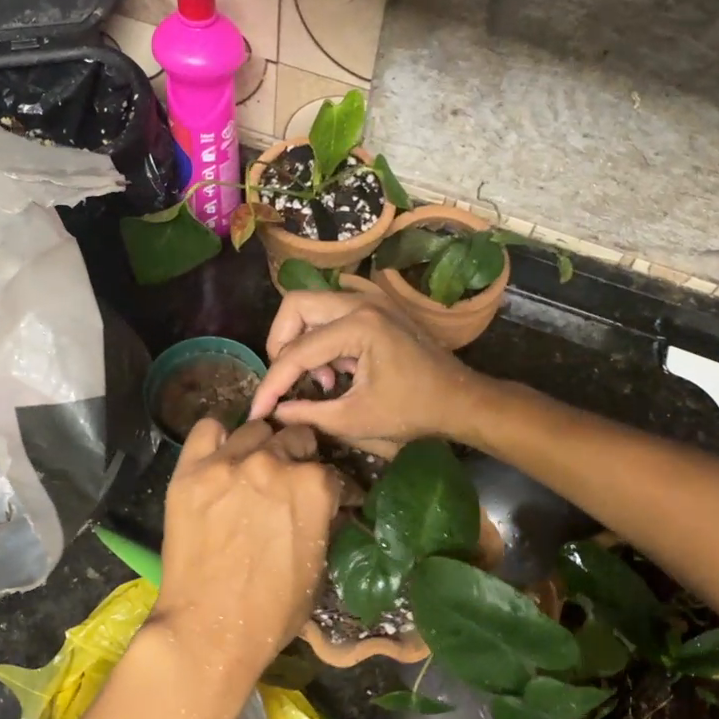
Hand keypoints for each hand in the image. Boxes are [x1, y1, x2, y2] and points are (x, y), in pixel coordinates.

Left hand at [151, 418, 341, 686]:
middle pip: (294, 439)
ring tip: (251, 470)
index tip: (324, 498)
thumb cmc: (272, 612)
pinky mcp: (191, 471)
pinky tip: (220, 458)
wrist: (209, 631)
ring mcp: (228, 463)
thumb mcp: (317, 566)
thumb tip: (324, 506)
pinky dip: (217, 440)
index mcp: (313, 487)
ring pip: (254, 430)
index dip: (330, 487)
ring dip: (260, 447)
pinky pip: (207, 430)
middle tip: (286, 483)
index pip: (330, 470)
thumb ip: (321, 521)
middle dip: (298, 458)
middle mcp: (273, 463)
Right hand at [248, 291, 486, 447]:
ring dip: (304, 341)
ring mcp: (371, 298)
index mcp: (359, 326)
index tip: (258, 410)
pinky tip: (339, 367)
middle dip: (282, 345)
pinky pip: (333, 309)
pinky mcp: (377, 305)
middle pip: (295, 306)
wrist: (460, 399)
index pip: (297, 352)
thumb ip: (310, 413)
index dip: (272, 383)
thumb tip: (275, 412)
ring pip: (312, 305)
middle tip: (290, 381)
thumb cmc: (414, 411)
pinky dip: (323, 334)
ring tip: (324, 380)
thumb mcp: (357, 420)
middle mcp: (362, 301)